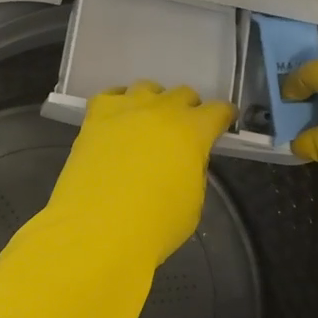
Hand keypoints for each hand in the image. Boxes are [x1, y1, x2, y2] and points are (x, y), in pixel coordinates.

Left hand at [49, 81, 236, 262]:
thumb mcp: (193, 201)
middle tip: (183, 130)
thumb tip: (185, 159)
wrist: (97, 229)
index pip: (218, 111)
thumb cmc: (154, 224)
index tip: (224, 123)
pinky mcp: (94, 118)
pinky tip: (118, 119)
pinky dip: (119, 103)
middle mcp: (160, 110)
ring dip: (154, 102)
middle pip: (182, 94)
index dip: (224, 116)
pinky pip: (110, 96)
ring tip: (148, 122)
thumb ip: (193, 170)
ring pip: (146, 88)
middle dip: (188, 109)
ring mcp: (125, 110)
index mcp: (192, 131)